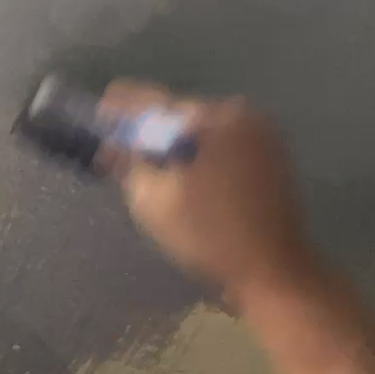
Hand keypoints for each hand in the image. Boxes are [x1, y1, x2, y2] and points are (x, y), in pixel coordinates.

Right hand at [100, 81, 317, 305]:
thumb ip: (129, 162)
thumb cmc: (208, 234)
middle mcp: (241, 115)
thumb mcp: (153, 199)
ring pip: (203, 130)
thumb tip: (112, 145)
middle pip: (180, 115)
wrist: (273, 270)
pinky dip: (201, 154)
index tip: (101, 111)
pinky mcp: (273, 156)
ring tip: (153, 166)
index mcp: (212, 119)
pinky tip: (186, 176)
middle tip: (124, 149)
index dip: (122, 107)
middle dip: (151, 131)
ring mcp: (263, 134)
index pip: (154, 103)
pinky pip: (224, 144)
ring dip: (177, 143)